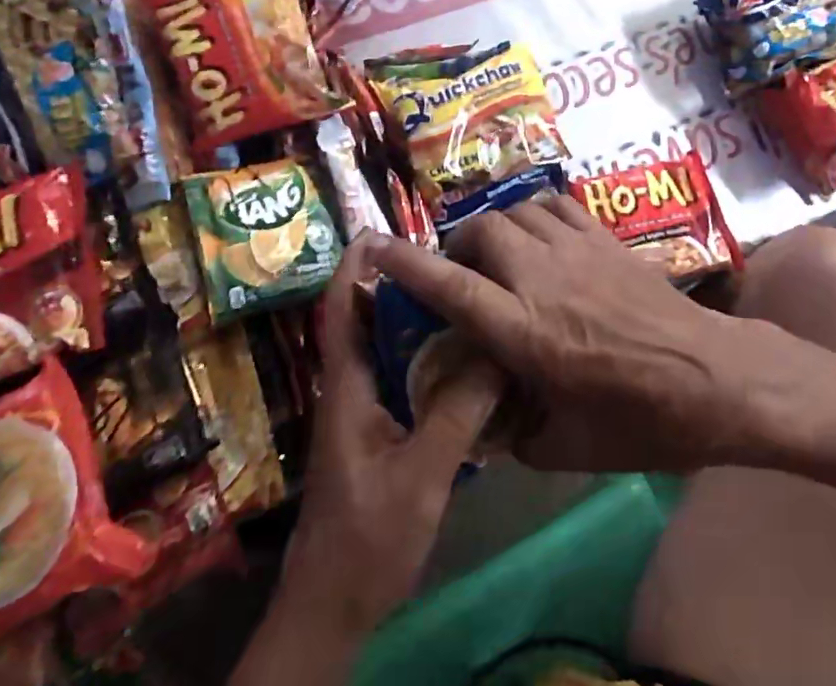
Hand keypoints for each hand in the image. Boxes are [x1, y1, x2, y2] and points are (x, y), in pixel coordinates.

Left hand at [264, 242, 501, 658]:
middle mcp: (352, 393)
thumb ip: (459, 412)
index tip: (375, 232)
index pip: (340, 317)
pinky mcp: (382, 435)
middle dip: (396, 285)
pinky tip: (468, 358)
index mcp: (347, 392)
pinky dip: (431, 358)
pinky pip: (408, 380)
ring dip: (416, 319)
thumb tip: (499, 350)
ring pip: (389, 352)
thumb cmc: (368, 537)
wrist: (336, 604)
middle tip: (447, 256)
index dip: (351, 272)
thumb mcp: (421, 474)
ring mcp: (366, 416)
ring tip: (464, 293)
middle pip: (367, 324)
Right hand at [366, 198, 781, 472]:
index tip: (377, 246)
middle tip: (461, 271)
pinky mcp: (610, 242)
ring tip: (500, 253)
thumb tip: (491, 416)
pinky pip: (560, 206)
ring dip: (497, 227)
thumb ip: (516, 432)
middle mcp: (543, 280)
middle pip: (481, 232)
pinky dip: (538, 212)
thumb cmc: (642, 422)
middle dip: (458, 245)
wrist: (714, 378)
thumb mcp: (566, 448)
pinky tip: (541, 235)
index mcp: (524, 333)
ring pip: (519, 212)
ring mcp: (580, 252)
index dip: (407, 264)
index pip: (451, 287)